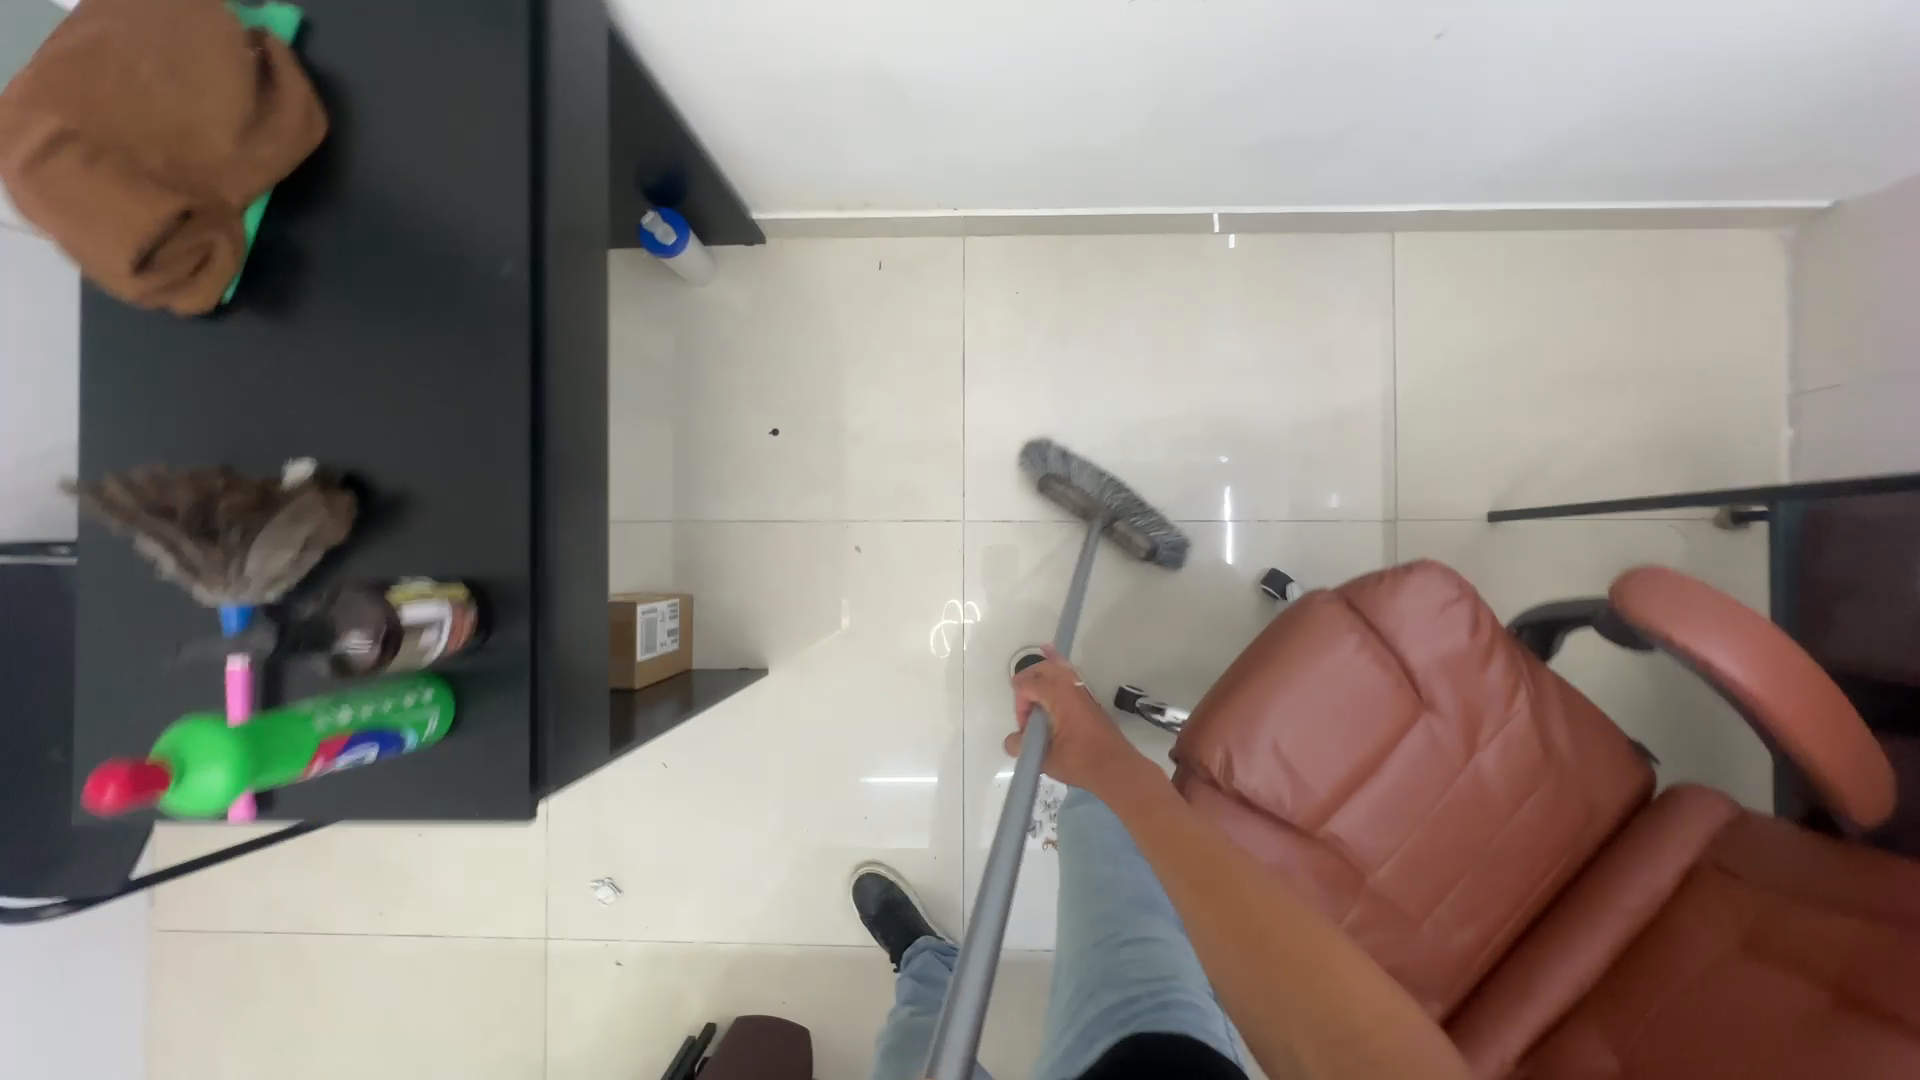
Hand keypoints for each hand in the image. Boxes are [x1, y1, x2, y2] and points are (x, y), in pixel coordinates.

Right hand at [1005, 646, 1153, 796]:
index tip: (1025, 729)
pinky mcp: (1089, 700)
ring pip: (1059, 668)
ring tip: (1039, 654)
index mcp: (1059, 696)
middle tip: (1022, 705)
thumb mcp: (1045, 758)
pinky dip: (1060, 665)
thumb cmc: (1081, 762)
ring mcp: (1082, 691)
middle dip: (1028, 682)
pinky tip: (1056, 659)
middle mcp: (1070, 687)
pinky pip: (1070, 674)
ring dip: (1045, 668)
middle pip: (1043, 669)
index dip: (1020, 704)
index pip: (1028, 686)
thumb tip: (1011, 741)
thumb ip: (1022, 747)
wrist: (1117, 769)